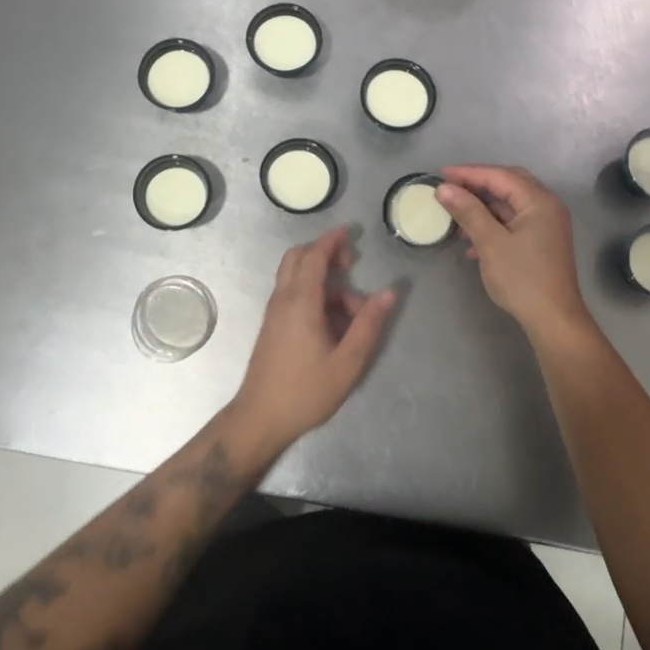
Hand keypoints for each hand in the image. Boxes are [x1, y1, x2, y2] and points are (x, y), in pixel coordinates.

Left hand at [230, 227, 396, 449]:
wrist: (260, 418)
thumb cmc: (306, 392)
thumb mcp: (347, 362)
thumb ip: (368, 325)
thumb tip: (389, 293)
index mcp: (300, 303)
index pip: (314, 256)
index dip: (332, 240)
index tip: (351, 231)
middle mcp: (282, 301)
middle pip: (298, 259)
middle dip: (324, 254)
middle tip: (351, 264)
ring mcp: (274, 314)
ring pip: (297, 280)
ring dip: (324, 284)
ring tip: (354, 314)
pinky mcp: (273, 328)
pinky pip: (293, 297)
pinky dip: (314, 298)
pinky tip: (335, 327)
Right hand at [436, 165, 590, 339]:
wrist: (553, 318)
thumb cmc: (522, 279)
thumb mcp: (490, 243)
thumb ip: (468, 212)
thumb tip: (444, 189)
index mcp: (539, 201)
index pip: (499, 176)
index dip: (468, 173)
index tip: (439, 175)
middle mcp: (547, 206)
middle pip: (508, 184)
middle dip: (477, 186)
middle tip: (448, 189)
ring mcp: (546, 224)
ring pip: (510, 205)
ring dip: (482, 208)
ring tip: (455, 219)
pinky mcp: (541, 241)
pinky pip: (513, 223)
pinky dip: (492, 226)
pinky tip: (471, 244)